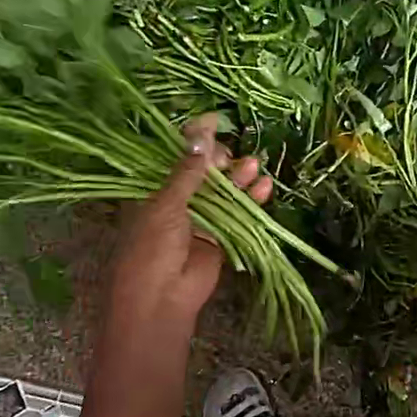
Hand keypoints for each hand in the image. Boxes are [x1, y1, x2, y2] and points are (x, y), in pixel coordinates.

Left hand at [106, 115, 272, 340]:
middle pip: (205, 170)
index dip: (194, 138)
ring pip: (225, 189)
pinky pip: (239, 211)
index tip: (214, 119)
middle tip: (228, 158)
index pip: (177, 155)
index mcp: (155, 188)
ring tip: (254, 166)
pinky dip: (252, 198)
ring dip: (239, 177)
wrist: (162, 297)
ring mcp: (202, 216)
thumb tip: (201, 135)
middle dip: (220, 159)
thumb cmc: (152, 247)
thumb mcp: (166, 204)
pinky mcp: (222, 233)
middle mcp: (179, 199)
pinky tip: (264, 186)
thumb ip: (188, 172)